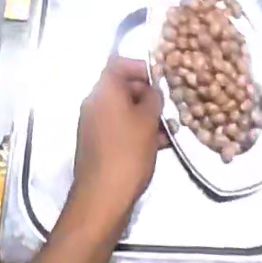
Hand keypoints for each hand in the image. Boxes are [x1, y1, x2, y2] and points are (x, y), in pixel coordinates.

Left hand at [64, 56, 166, 235]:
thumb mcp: (148, 120)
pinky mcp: (96, 144)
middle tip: (168, 107)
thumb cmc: (127, 152)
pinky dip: (136, 130)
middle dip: (147, 95)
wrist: (101, 198)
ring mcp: (93, 124)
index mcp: (104, 90)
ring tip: (168, 130)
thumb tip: (153, 88)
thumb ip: (153, 97)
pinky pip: (118, 127)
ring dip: (145, 115)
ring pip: (123, 110)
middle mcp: (94, 101)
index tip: (160, 78)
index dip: (140, 67)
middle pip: (122, 87)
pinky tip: (157, 145)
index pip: (119, 64)